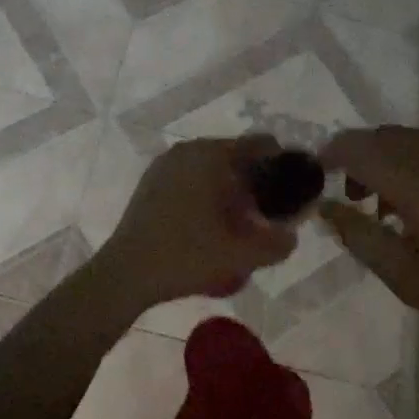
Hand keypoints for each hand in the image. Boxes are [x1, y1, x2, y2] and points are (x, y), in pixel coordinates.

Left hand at [92, 135, 297, 308]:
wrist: (126, 274)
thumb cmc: (187, 256)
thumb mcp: (242, 255)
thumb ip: (276, 244)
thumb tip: (290, 237)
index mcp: (211, 154)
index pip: (261, 143)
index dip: (282, 165)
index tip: (291, 192)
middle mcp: (187, 150)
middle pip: (236, 156)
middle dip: (255, 182)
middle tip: (266, 215)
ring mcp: (165, 165)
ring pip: (212, 169)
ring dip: (230, 191)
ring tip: (239, 226)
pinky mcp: (150, 184)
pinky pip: (190, 180)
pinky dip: (206, 196)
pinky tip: (209, 228)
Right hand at [319, 126, 418, 385]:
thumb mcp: (406, 278)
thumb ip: (359, 236)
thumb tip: (326, 207)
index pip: (361, 150)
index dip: (331, 154)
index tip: (317, 170)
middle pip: (387, 137)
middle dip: (360, 156)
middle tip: (353, 193)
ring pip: (417, 137)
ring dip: (393, 156)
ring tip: (392, 200)